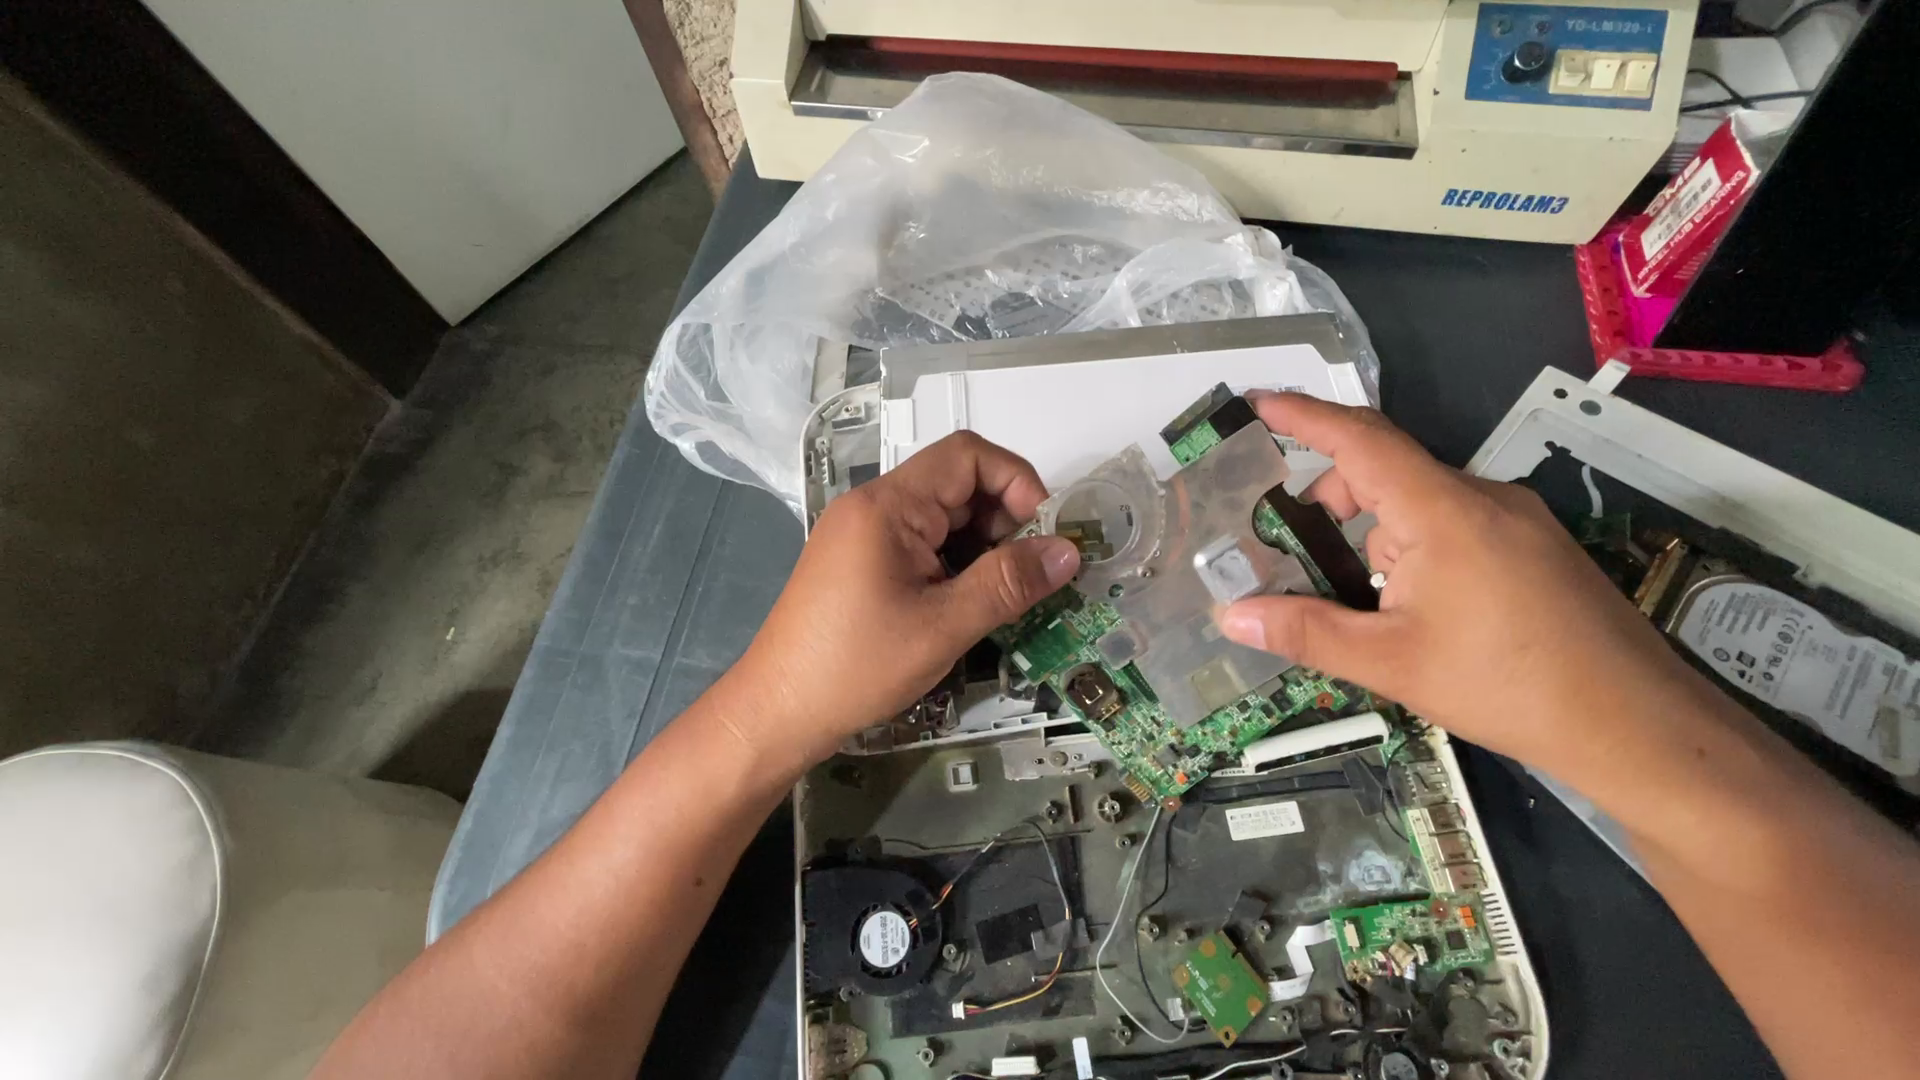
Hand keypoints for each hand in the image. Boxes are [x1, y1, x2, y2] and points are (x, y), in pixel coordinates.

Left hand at [723, 432, 1080, 768]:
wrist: (778, 710)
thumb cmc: (857, 666)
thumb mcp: (944, 626)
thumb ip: (1009, 583)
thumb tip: (1069, 551)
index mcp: (888, 505)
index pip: (966, 455)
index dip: (1016, 480)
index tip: (1041, 531)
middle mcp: (874, 506)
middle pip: (956, 483)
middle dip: (1002, 520)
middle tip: (1023, 575)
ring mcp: (863, 534)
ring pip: (941, 516)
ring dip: (980, 546)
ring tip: (997, 596)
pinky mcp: (860, 561)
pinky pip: (920, 542)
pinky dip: (953, 563)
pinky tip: (964, 603)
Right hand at [1218, 392, 1703, 774]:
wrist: (1640, 728)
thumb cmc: (1508, 686)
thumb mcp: (1390, 663)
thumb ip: (1305, 631)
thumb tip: (1230, 615)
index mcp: (1442, 511)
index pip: (1360, 440)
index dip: (1304, 415)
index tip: (1258, 400)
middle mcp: (1481, 498)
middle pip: (1385, 469)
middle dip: (1328, 496)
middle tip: (1286, 538)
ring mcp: (1515, 521)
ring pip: (1418, 503)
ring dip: (1370, 532)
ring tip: (1349, 592)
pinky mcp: (1533, 547)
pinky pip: (1452, 524)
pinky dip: (1408, 545)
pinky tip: (1406, 605)